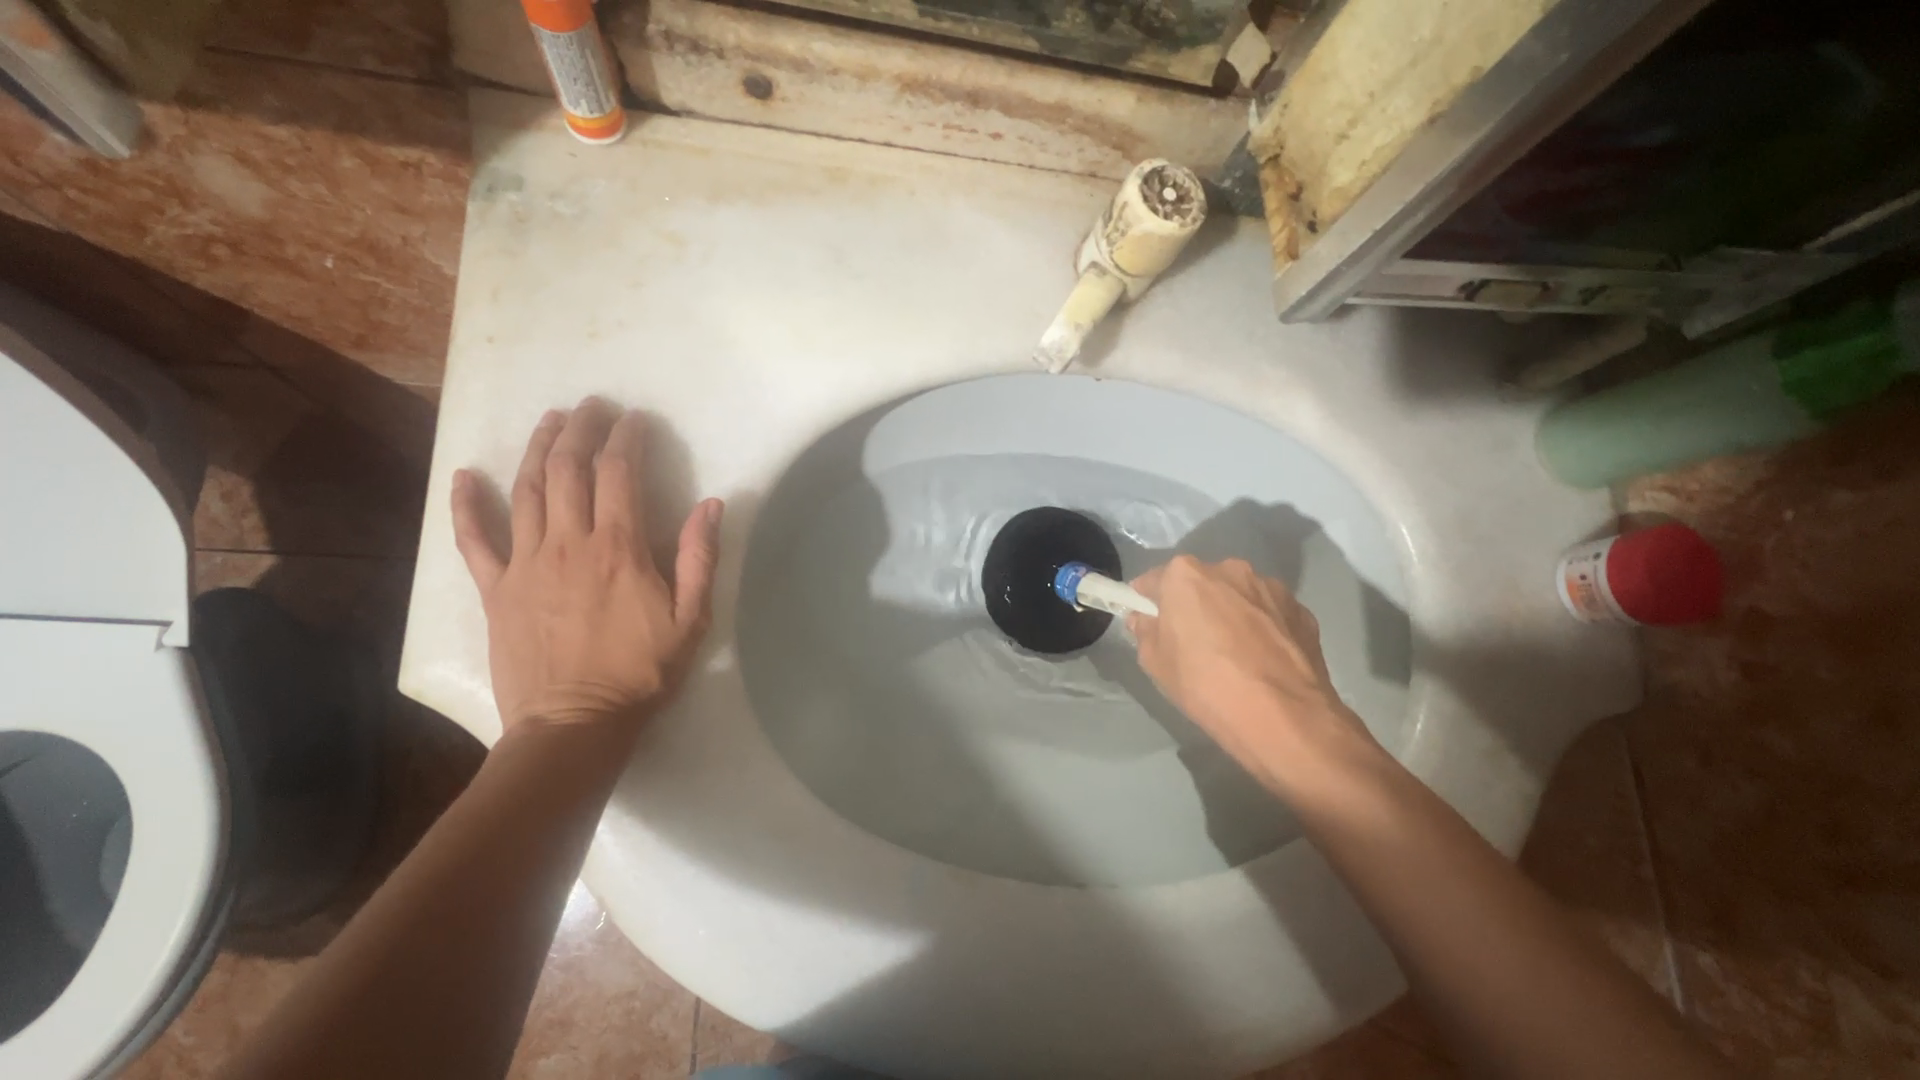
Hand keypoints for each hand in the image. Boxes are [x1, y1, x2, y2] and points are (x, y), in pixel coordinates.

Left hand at [451, 399, 722, 735]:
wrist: (573, 725)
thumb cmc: (639, 674)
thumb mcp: (690, 621)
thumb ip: (699, 559)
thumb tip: (711, 504)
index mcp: (618, 548)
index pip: (620, 473)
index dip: (627, 438)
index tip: (634, 418)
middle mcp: (567, 543)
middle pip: (570, 468)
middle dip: (582, 428)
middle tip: (592, 406)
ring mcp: (524, 563)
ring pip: (527, 490)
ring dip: (539, 448)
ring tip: (551, 420)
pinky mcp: (494, 589)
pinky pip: (473, 539)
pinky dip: (466, 505)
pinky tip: (464, 476)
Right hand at [1129, 556, 1371, 792]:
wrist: (1280, 716)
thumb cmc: (1204, 684)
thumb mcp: (1155, 663)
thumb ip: (1146, 631)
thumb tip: (1146, 619)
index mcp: (1186, 576)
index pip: (1154, 580)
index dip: (1148, 602)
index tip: (1149, 622)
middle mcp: (1230, 570)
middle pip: (1202, 583)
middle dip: (1195, 605)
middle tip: (1194, 642)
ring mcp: (1271, 588)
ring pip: (1240, 596)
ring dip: (1233, 614)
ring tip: (1236, 655)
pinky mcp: (1302, 611)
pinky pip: (1271, 614)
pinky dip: (1264, 629)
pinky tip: (1264, 662)